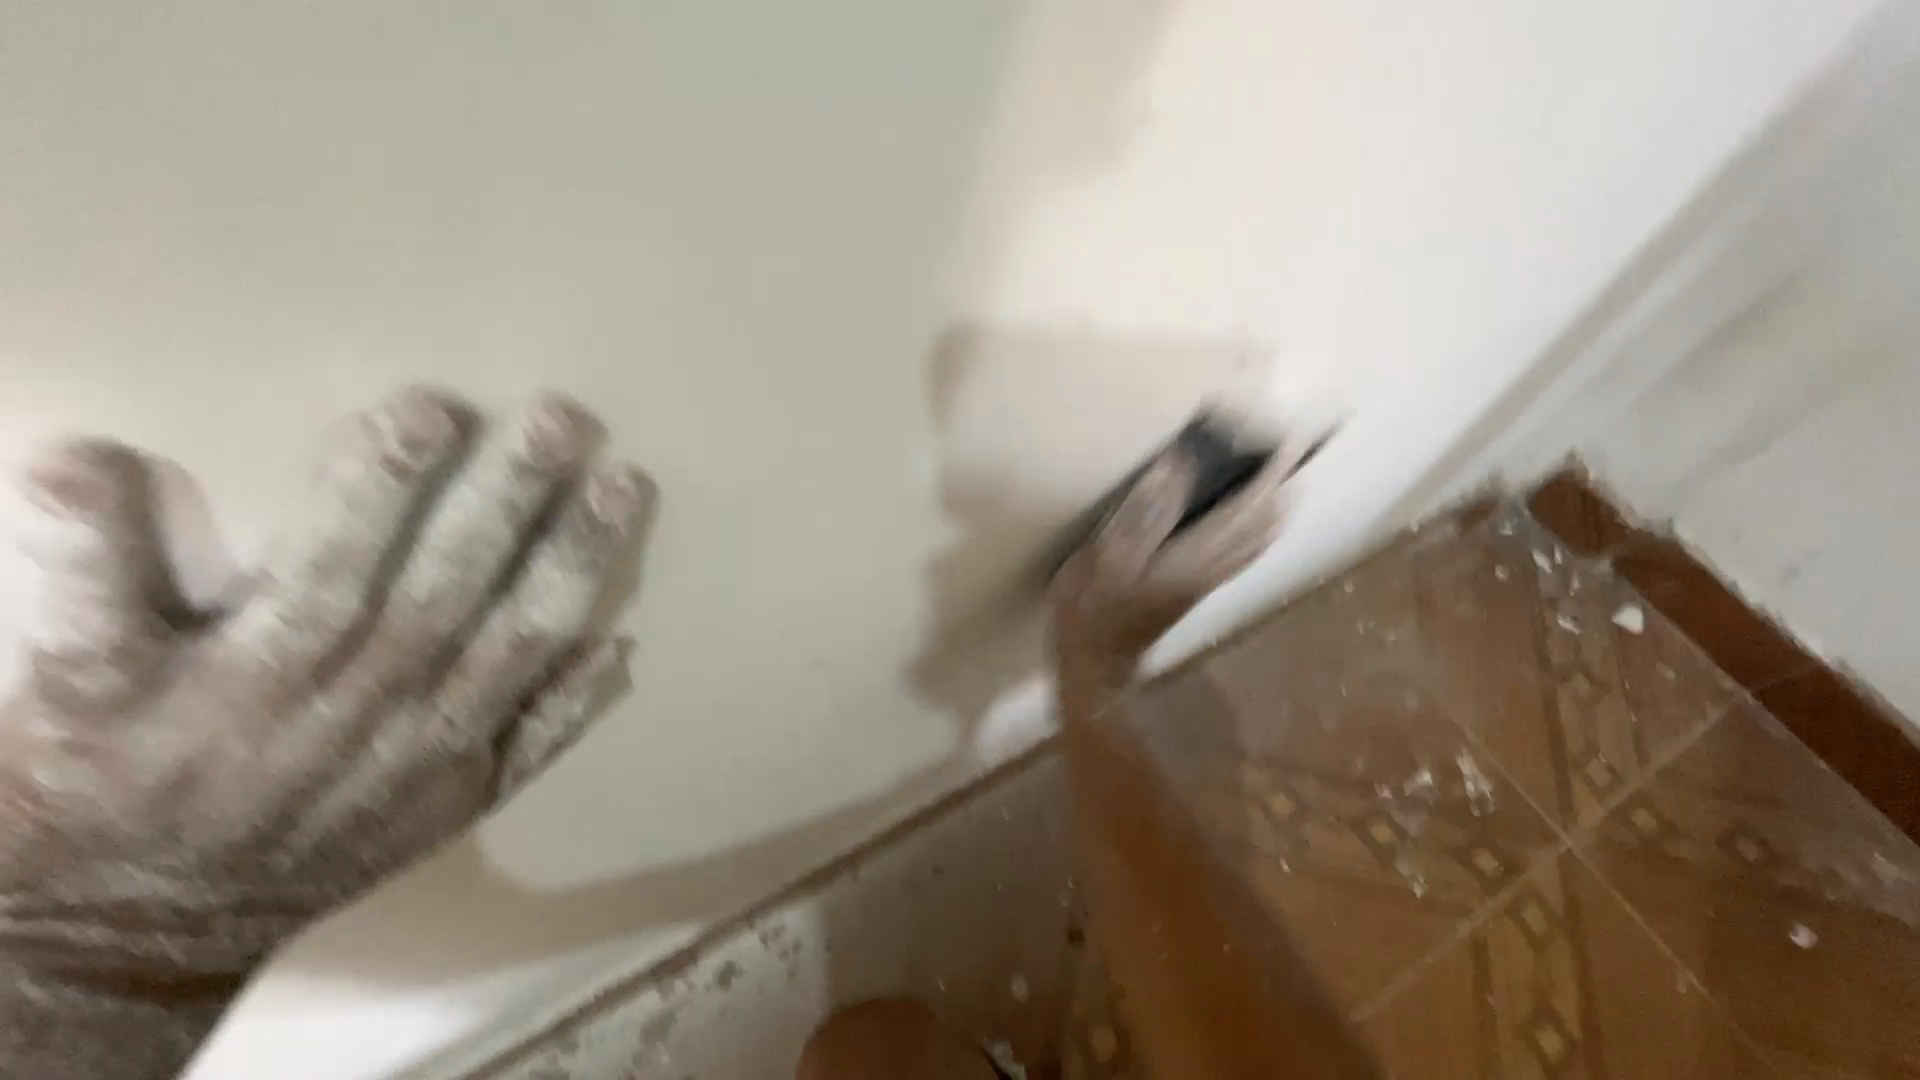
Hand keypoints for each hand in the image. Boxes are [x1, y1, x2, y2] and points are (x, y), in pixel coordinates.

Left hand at [0, 387, 650, 1077]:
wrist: (139, 930)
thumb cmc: (322, 847)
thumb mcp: (463, 805)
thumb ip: (546, 730)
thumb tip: (619, 647)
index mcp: (443, 732)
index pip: (531, 630)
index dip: (580, 554)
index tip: (620, 480)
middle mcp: (359, 709)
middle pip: (446, 591)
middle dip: (507, 500)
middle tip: (554, 416)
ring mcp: (236, 702)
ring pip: (324, 585)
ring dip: (374, 496)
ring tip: (426, 412)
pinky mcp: (104, 696)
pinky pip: (95, 613)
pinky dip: (94, 540)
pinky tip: (94, 460)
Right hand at [1050, 411, 1297, 701]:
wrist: (1093, 666)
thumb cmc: (1091, 610)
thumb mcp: (1107, 556)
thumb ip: (1146, 511)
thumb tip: (1179, 462)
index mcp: (1194, 556)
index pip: (1248, 507)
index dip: (1268, 473)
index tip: (1285, 439)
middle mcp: (1211, 568)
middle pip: (1261, 524)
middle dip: (1277, 486)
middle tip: (1283, 449)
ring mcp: (1206, 582)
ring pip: (1256, 541)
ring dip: (1271, 507)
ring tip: (1275, 476)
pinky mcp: (1196, 590)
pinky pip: (1241, 553)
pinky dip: (1255, 530)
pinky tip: (1248, 522)